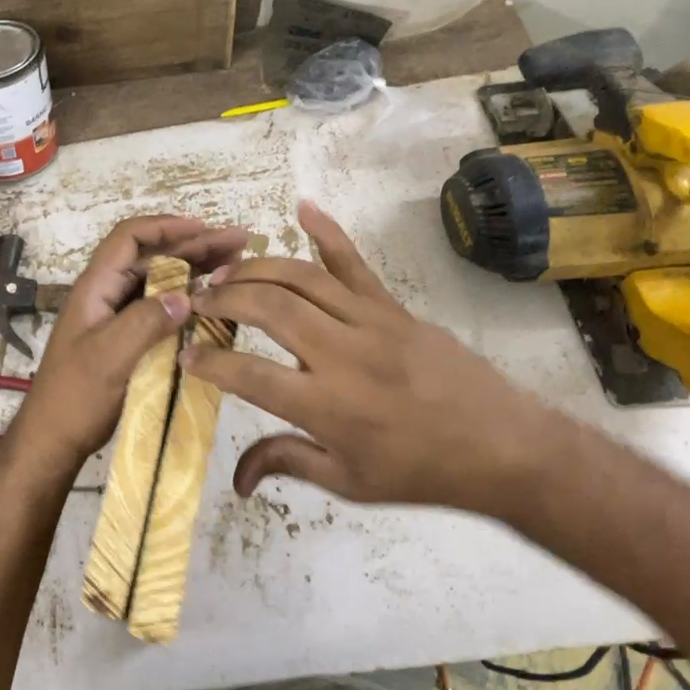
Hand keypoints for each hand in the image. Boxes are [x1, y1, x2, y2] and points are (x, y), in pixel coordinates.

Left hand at [16, 215, 249, 464]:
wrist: (54, 438)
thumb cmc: (76, 396)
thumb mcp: (109, 357)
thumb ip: (145, 323)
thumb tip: (187, 295)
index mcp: (95, 288)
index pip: (129, 238)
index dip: (166, 227)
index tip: (205, 228)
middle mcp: (106, 295)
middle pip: (151, 256)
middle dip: (193, 245)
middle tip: (239, 243)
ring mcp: (116, 317)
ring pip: (158, 280)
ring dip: (194, 269)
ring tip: (236, 265)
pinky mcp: (127, 339)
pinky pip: (159, 308)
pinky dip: (187, 299)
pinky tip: (214, 304)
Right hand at [182, 202, 568, 516]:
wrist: (505, 447)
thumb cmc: (420, 471)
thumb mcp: (349, 482)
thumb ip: (287, 464)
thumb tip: (234, 480)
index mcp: (329, 407)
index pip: (250, 376)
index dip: (210, 363)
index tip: (184, 356)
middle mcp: (344, 356)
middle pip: (269, 308)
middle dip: (224, 298)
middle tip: (197, 300)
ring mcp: (370, 323)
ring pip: (300, 277)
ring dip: (255, 269)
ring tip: (224, 271)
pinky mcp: (392, 307)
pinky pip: (353, 263)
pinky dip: (327, 232)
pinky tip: (302, 207)